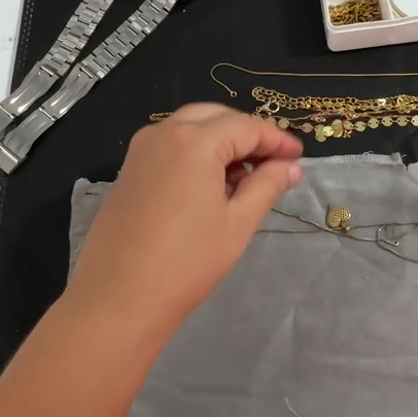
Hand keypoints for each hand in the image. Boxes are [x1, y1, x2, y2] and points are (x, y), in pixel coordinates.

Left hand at [66, 103, 302, 332]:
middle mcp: (163, 133)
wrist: (118, 298)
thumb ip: (266, 186)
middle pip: (216, 118)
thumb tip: (290, 166)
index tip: (299, 156)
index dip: (276, 139)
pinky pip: (170, 145)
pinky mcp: (129, 170)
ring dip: (221, 141)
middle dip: (247, 134)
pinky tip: (211, 185)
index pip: (245, 126)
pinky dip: (195, 152)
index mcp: (193, 141)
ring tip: (245, 177)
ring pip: (190, 127)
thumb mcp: (237, 224)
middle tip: (274, 163)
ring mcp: (141, 150)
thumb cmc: (186, 263)